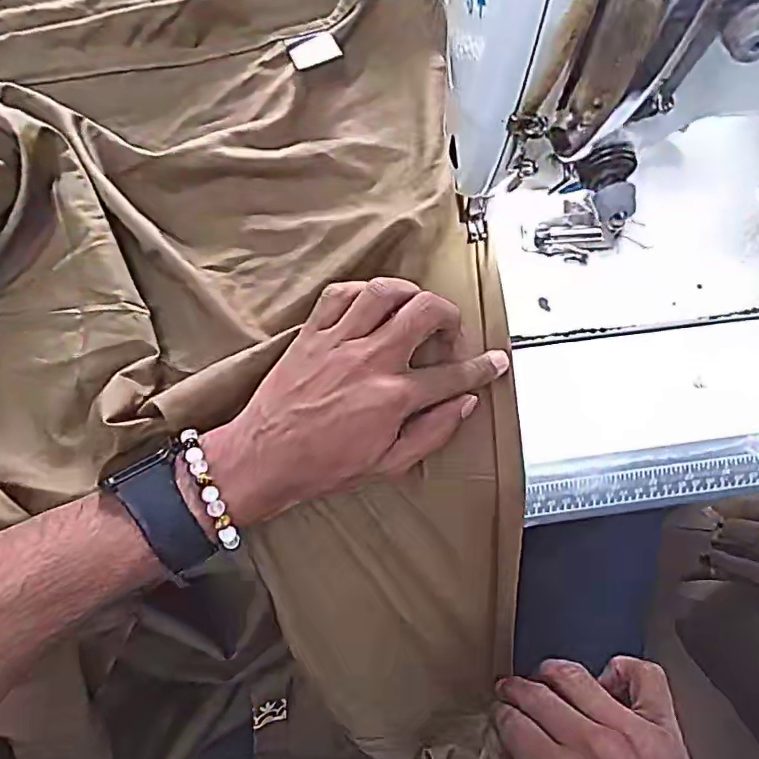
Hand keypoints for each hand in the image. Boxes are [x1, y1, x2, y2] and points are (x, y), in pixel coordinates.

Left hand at [192, 278, 509, 524]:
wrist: (264, 458)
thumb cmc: (321, 466)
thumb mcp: (387, 465)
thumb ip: (432, 432)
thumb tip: (463, 405)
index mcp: (392, 398)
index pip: (453, 375)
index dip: (482, 368)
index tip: (494, 362)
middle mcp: (369, 361)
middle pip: (425, 313)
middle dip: (449, 316)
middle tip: (449, 331)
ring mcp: (338, 343)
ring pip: (384, 292)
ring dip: (409, 293)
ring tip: (414, 307)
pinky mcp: (311, 335)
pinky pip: (339, 294)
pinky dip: (361, 292)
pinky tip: (369, 305)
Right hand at [497, 657, 732, 758]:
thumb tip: (514, 747)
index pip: (511, 721)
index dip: (500, 717)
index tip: (500, 719)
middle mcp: (590, 746)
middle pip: (535, 692)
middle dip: (515, 692)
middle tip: (512, 695)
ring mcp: (631, 733)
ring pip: (574, 674)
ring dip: (551, 675)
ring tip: (547, 683)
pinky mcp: (665, 731)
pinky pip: (643, 675)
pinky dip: (621, 670)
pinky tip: (608, 684)